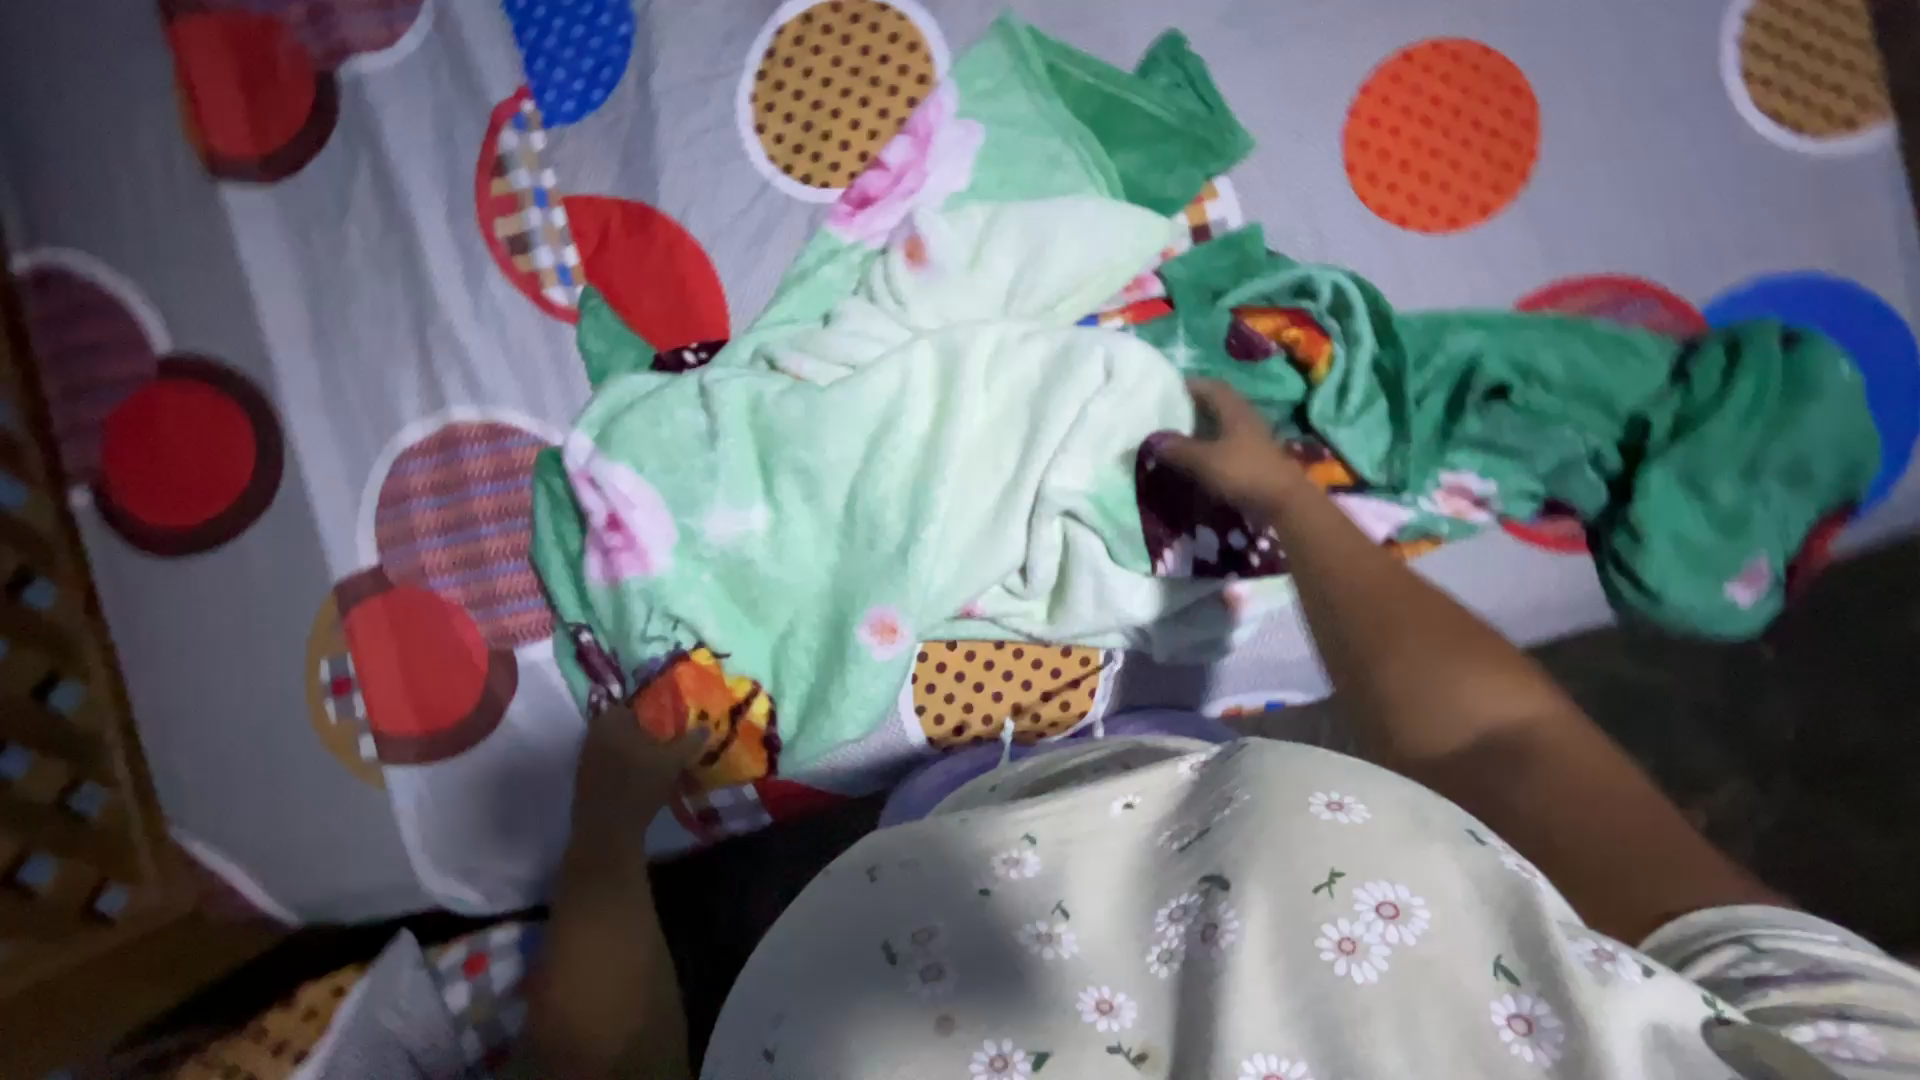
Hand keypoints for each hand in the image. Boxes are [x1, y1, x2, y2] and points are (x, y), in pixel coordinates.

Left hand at [567, 705, 708, 863]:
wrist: (607, 831)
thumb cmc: (639, 786)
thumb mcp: (673, 761)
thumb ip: (690, 741)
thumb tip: (707, 726)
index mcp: (611, 720)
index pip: (636, 703)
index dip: (657, 708)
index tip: (674, 718)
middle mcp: (593, 732)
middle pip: (628, 724)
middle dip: (648, 730)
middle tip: (670, 738)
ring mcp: (585, 756)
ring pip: (618, 744)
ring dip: (637, 748)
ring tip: (660, 759)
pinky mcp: (584, 778)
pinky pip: (610, 761)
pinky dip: (626, 764)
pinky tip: (642, 776)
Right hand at [1153, 378, 1307, 515]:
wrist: (1283, 501)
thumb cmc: (1242, 472)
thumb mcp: (1203, 460)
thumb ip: (1177, 448)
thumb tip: (1153, 440)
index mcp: (1233, 409)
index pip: (1210, 386)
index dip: (1189, 385)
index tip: (1166, 391)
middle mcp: (1244, 417)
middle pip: (1216, 404)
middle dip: (1192, 406)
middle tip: (1167, 414)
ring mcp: (1252, 437)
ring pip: (1222, 424)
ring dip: (1201, 427)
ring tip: (1177, 436)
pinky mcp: (1253, 456)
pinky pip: (1226, 442)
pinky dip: (1209, 445)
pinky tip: (1197, 456)